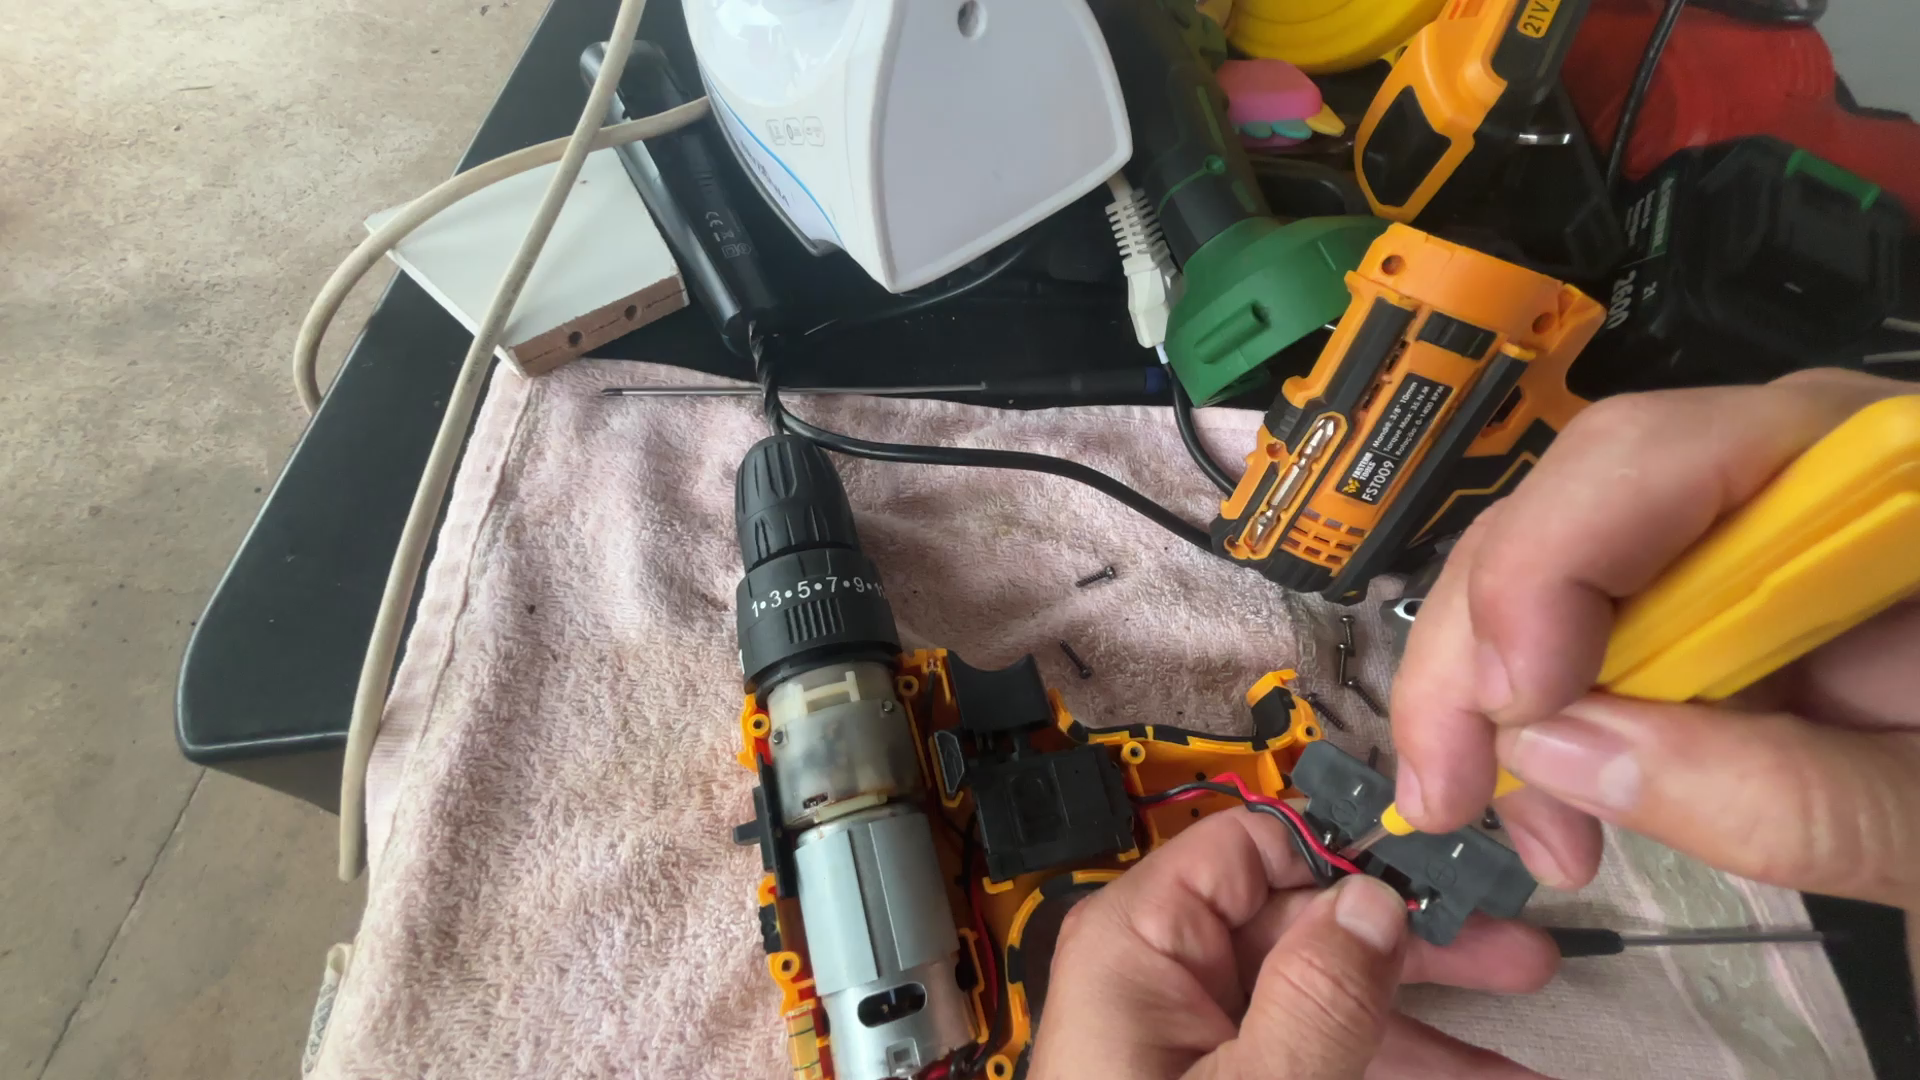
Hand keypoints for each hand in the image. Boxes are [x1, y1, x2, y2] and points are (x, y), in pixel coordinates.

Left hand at [1028, 810, 1559, 1079]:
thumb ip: (1314, 996)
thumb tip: (1373, 900)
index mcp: (1144, 935)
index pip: (1245, 850)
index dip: (1336, 850)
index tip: (1434, 867)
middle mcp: (1166, 965)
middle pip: (1296, 922)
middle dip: (1406, 941)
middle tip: (1519, 950)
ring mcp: (1197, 1028)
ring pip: (1318, 995)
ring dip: (1421, 1022)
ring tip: (1525, 1033)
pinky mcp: (1224, 1079)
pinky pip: (1312, 1053)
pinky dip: (1390, 1069)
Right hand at [1391, 370, 1919, 927]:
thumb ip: (1794, 795)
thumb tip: (1547, 751)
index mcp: (1877, 481)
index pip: (1647, 458)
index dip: (1546, 564)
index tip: (1514, 703)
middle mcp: (1759, 484)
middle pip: (1544, 521)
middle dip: (1470, 655)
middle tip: (1444, 787)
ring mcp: (1696, 544)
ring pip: (1513, 582)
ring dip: (1476, 703)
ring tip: (1493, 816)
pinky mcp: (1659, 602)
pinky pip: (1536, 633)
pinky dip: (1513, 723)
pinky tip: (1542, 805)